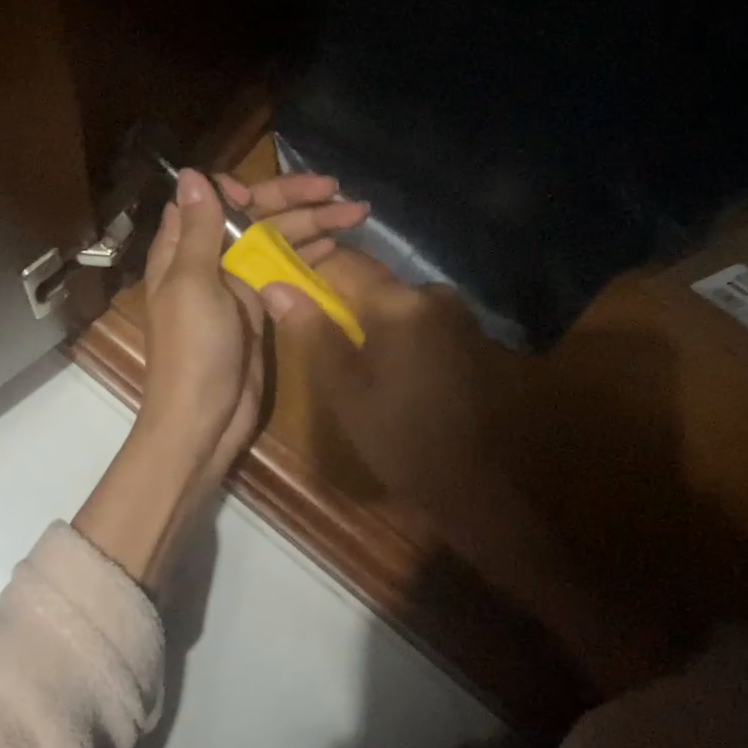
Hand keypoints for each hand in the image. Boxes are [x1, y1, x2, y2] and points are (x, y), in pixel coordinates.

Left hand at [75, 168, 365, 591]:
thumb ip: (198, 229)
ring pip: (273, 242)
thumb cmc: (192, 350)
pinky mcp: (258, 309)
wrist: (204, 420)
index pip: (206, 201)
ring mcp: (234, 286)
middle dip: (291, 199)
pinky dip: (309, 255)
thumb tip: (191, 172)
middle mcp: (206, 262)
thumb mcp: (192, 283)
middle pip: (249, 217)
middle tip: (338, 188)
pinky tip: (339, 243)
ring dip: (311, 224)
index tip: (265, 192)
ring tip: (358, 210)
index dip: (236, 188)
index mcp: (180, 251)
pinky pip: (284, 271)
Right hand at [262, 250, 668, 689]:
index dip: (309, 270)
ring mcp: (458, 315)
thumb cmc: (397, 438)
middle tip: (315, 330)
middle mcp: (433, 295)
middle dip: (341, 298)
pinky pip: (419, 319)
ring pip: (397, 301)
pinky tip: (388, 366)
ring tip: (350, 353)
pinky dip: (397, 332)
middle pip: (372, 281)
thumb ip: (311, 330)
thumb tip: (275, 284)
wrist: (471, 483)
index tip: (285, 283)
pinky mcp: (471, 336)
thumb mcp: (342, 388)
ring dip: (371, 317)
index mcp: (398, 304)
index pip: (343, 264)